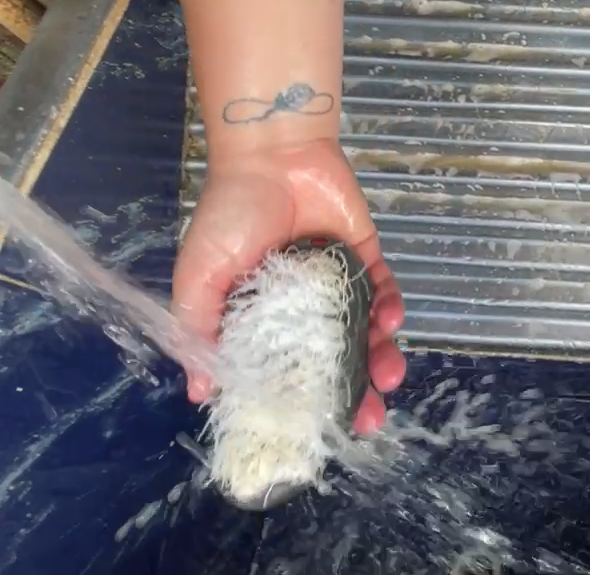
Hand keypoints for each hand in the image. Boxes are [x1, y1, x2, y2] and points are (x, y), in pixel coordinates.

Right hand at [172, 137, 405, 432]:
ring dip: (380, 356)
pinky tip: (390, 322)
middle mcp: (302, 307)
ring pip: (365, 329)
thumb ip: (200, 331)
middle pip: (333, 357)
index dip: (301, 402)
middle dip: (353, 390)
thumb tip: (202, 391)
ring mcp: (336, 282)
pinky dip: (390, 306)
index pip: (285, 371)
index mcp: (260, 318)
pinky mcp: (364, 255)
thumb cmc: (230, 216)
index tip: (315, 434)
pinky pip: (383, 287)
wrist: (274, 156)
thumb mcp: (199, 278)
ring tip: (388, 377)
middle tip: (368, 419)